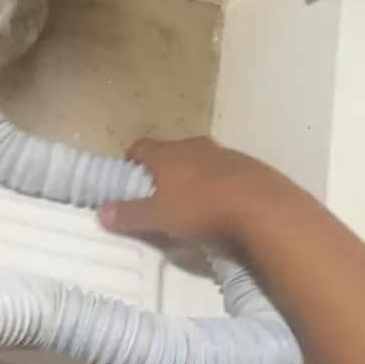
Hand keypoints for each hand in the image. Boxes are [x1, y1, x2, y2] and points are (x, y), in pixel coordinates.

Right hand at [96, 136, 300, 243]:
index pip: (140, 147)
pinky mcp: (250, 167)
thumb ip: (129, 214)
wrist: (264, 209)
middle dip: (162, 171)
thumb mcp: (158, 217)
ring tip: (192, 205)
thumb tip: (101, 213)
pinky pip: (226, 173)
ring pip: (200, 161)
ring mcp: (225, 154)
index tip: (130, 179)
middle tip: (159, 196)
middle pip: (171, 153)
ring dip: (193, 177)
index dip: (132, 161)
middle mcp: (194, 146)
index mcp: (168, 154)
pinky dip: (218, 185)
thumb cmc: (200, 208)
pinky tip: (222, 208)